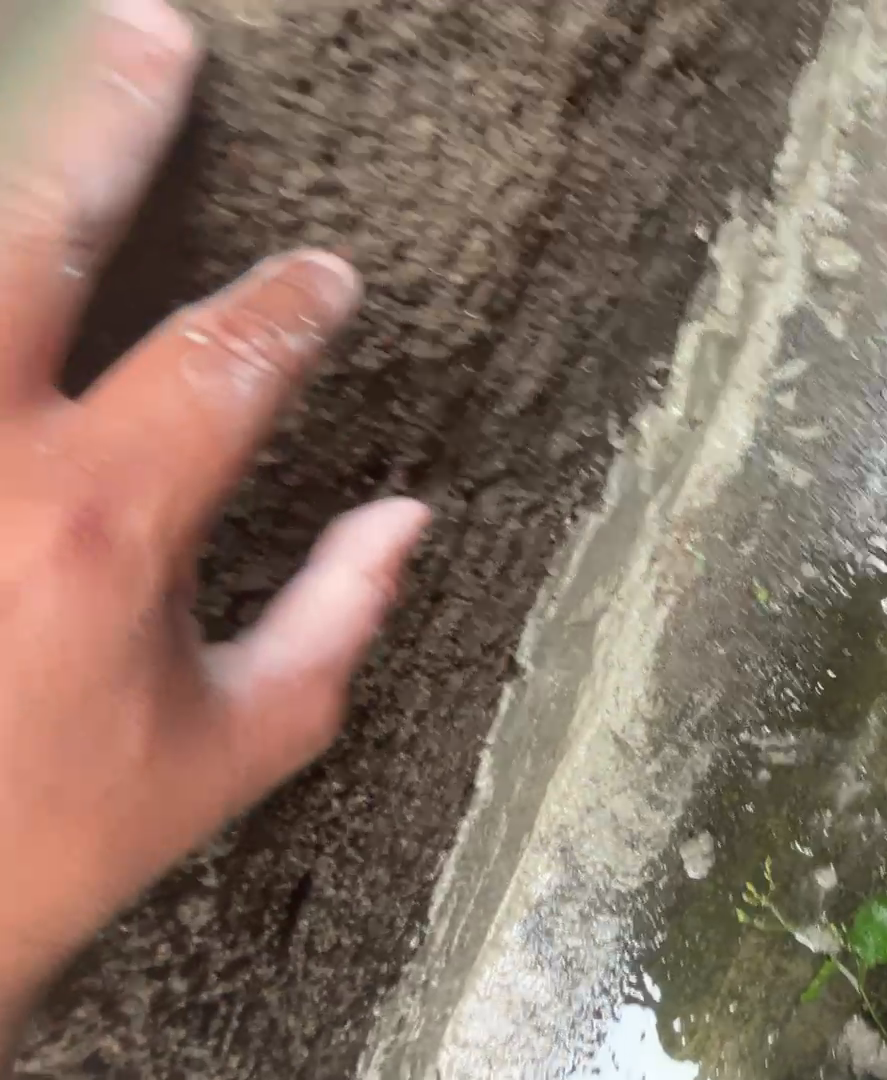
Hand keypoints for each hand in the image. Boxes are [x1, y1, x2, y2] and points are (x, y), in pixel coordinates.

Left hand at [0, 0, 427, 1039]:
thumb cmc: (49, 836)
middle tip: (158, 42)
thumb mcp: (248, 738)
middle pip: (27, 244)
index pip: (225, 362)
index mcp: (103, 525)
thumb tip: (406, 517)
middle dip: (111, 135)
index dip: (288, 305)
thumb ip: (339, 616)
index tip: (327, 277)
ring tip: (40, 104)